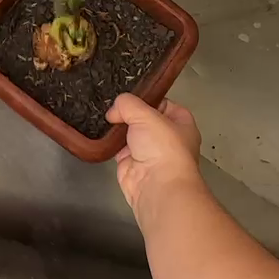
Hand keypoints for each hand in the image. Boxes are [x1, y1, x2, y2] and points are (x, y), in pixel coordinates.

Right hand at [110, 94, 202, 227]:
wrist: (156, 186)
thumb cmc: (162, 147)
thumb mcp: (146, 115)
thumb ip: (127, 104)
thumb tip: (113, 112)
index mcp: (180, 122)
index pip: (161, 101)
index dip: (144, 96)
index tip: (126, 92)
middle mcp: (166, 136)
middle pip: (141, 116)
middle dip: (126, 111)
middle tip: (110, 103)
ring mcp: (147, 150)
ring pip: (127, 130)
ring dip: (115, 125)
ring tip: (101, 113)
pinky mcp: (129, 161)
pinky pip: (116, 145)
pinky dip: (107, 139)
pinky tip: (98, 129)